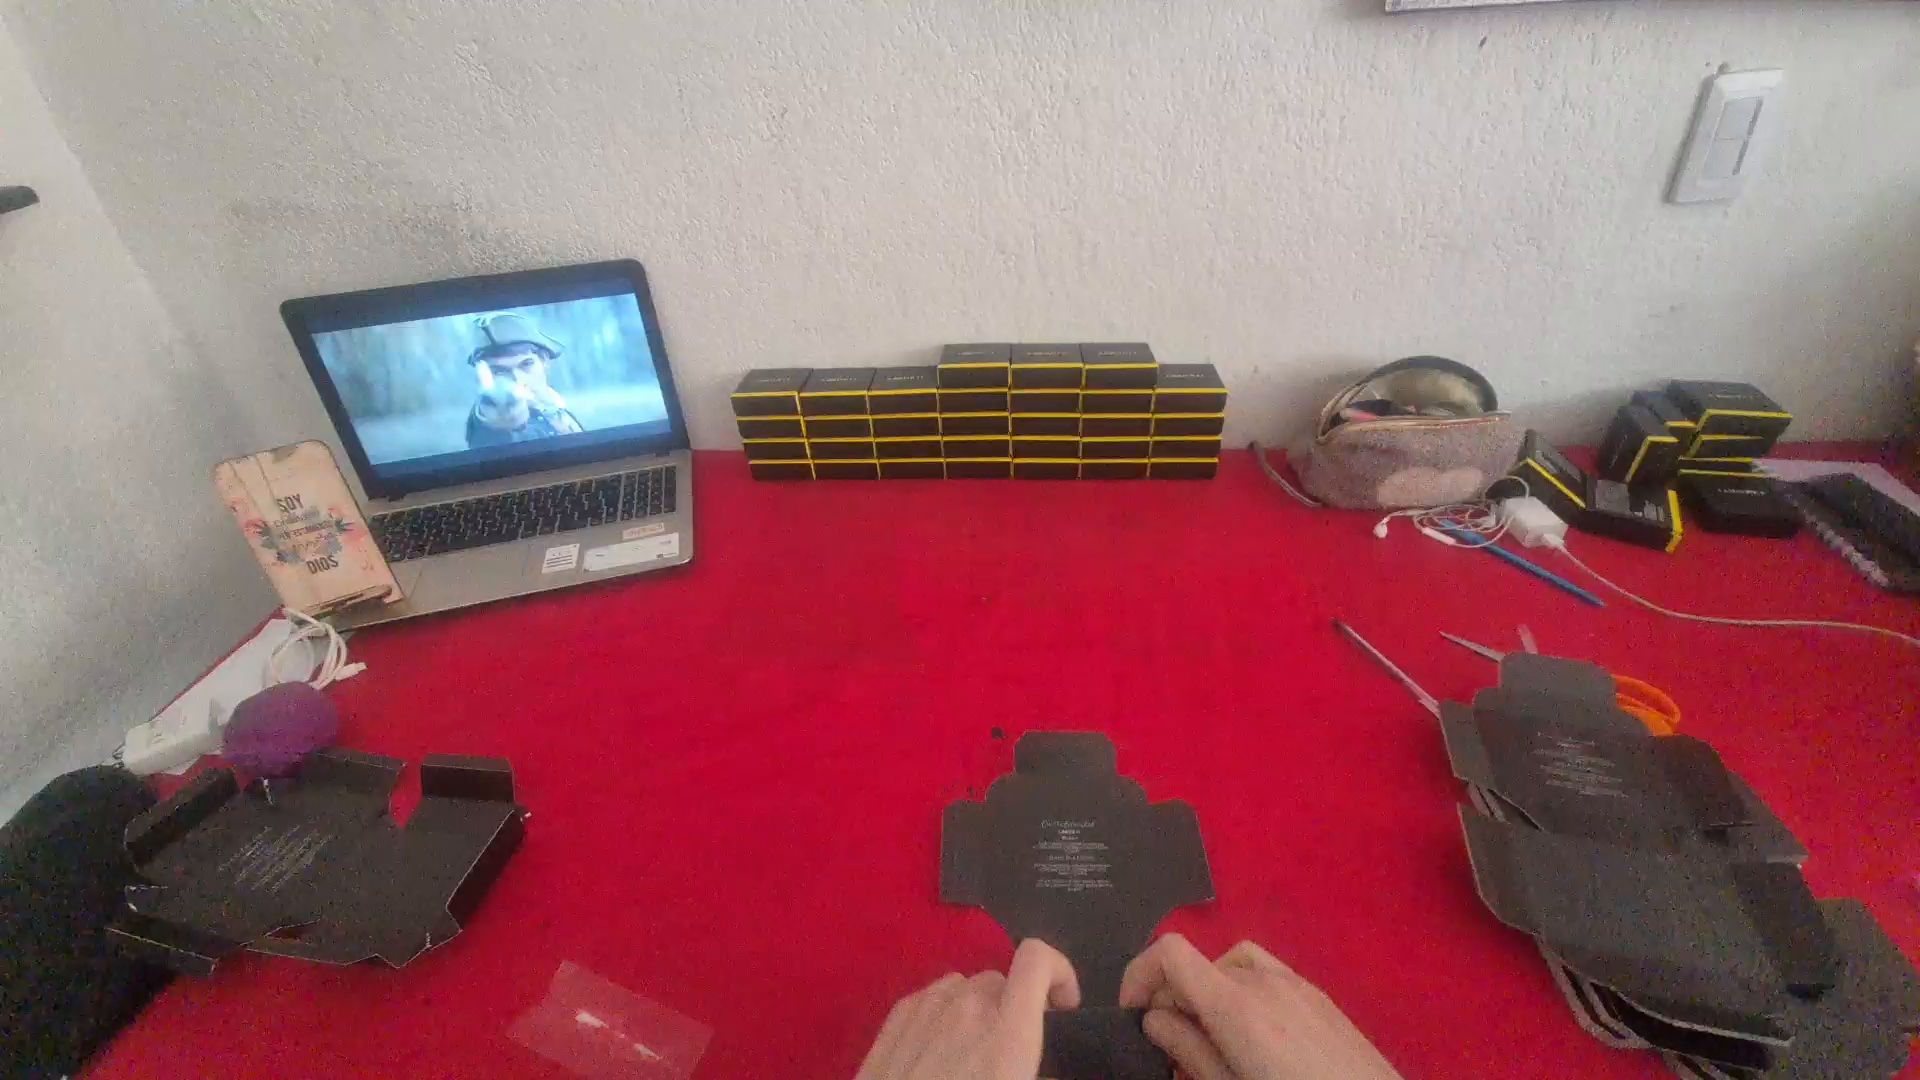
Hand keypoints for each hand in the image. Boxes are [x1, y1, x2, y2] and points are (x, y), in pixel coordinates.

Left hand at [855, 939, 1081, 1079]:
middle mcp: (968, 1006)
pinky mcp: (895, 1016)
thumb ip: (1034, 1068)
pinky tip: (938, 1057)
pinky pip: (934, 997)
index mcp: (1006, 1033)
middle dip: (1015, 1009)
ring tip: (972, 1060)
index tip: (1064, 1009)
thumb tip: (1033, 1065)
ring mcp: (927, 1006)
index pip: (1036, 958)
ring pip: (967, 987)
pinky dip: (946, 1015)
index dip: (1059, 971)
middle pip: (1002, 980)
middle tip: (1012, 1057)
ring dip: (979, 1012)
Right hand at [1118, 934, 1400, 1079]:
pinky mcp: (1321, 998)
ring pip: (1230, 964)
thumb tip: (1154, 1018)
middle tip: (1170, 1049)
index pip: (1170, 951)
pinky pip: (1265, 973)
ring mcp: (1297, 984)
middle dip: (1172, 998)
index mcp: (1237, 1005)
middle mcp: (1263, 980)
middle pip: (1198, 964)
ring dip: (1207, 991)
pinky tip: (1253, 1033)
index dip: (1139, 973)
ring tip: (1210, 1039)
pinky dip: (1241, 988)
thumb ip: (1191, 1052)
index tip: (1131, 1013)